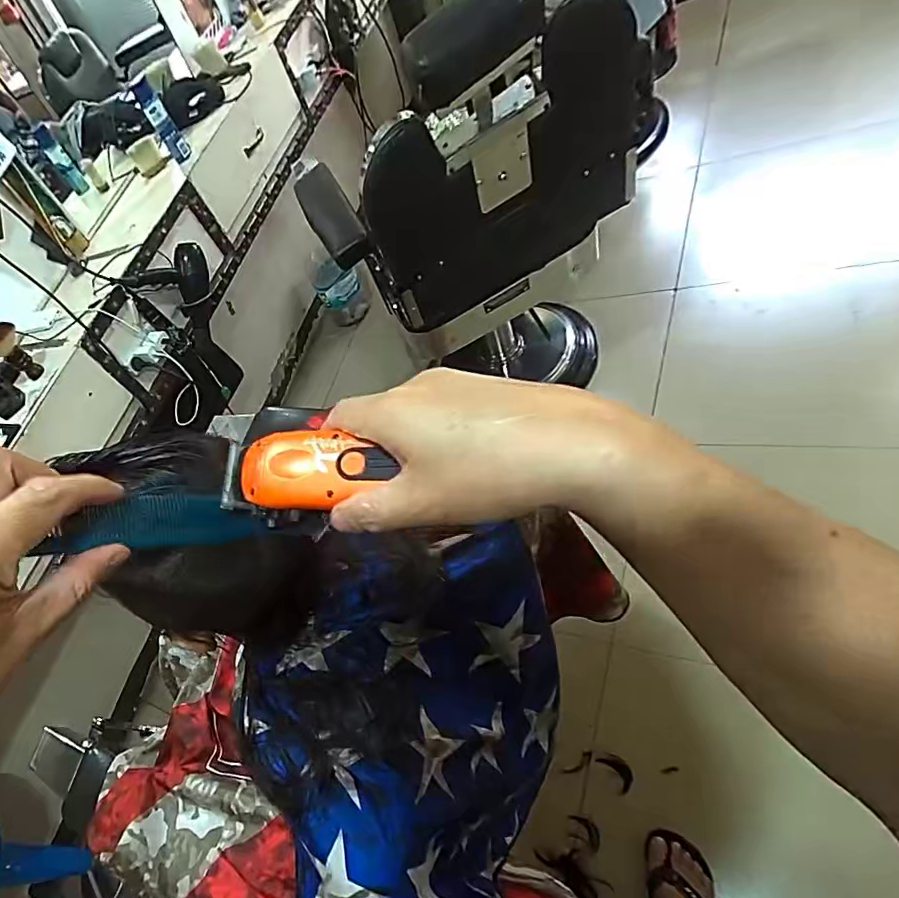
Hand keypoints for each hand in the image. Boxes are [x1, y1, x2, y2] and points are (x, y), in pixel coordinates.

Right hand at [323, 370, 683, 530]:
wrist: (574, 444)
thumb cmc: (489, 474)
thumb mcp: (423, 504)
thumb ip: (371, 511)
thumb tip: (340, 516)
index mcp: (390, 409)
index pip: (334, 420)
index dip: (323, 453)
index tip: (332, 484)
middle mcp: (416, 386)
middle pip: (371, 419)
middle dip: (368, 458)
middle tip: (388, 496)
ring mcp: (455, 382)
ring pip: (409, 417)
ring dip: (405, 449)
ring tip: (438, 486)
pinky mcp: (486, 388)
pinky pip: (444, 413)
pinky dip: (439, 438)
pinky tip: (471, 466)